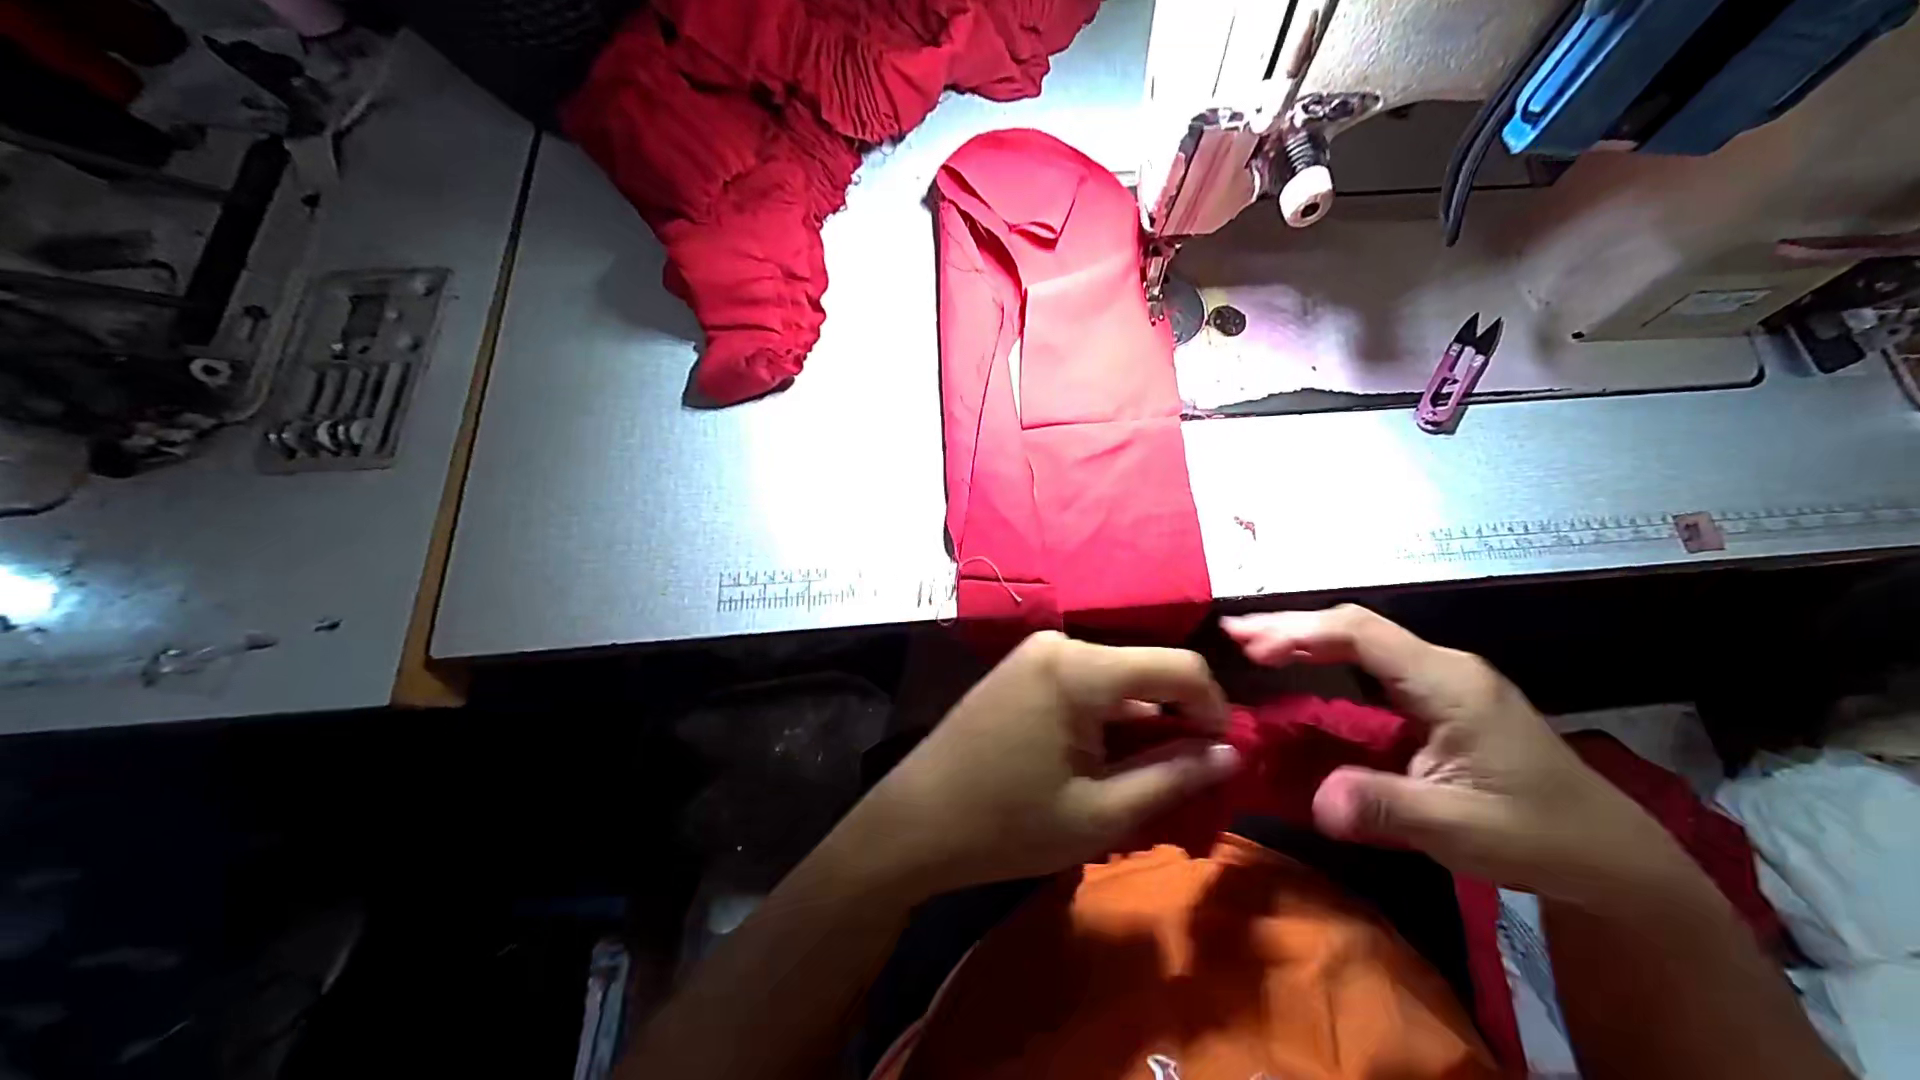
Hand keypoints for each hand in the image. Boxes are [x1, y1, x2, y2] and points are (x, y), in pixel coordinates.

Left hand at [837, 631, 1238, 900]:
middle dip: (1175, 720)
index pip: (1178, 666)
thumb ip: (1173, 776)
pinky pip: (1082, 684)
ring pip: (1114, 680)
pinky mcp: (1019, 671)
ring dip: (1140, 723)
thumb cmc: (1006, 825)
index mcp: (1078, 667)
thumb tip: (1230, 751)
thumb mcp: (1100, 814)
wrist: (913, 824)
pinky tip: (1104, 761)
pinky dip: (1106, 718)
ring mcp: (1032, 654)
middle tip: (1187, 777)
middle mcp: (1057, 644)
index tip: (1221, 756)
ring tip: (1146, 777)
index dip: (1214, 709)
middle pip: (1144, 670)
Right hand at [1223, 606, 1693, 911]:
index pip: (1362, 633)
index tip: (1250, 648)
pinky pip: (1367, 666)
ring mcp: (1440, 681)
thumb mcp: (1462, 831)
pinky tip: (1296, 669)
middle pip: (1355, 626)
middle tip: (1233, 634)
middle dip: (1290, 627)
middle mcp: (1443, 667)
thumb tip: (1316, 802)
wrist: (1613, 859)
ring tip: (1249, 644)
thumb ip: (1386, 808)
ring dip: (1302, 640)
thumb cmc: (1542, 838)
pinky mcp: (1435, 700)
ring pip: (1359, 640)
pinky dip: (1323, 661)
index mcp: (1449, 683)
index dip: (1300, 634)